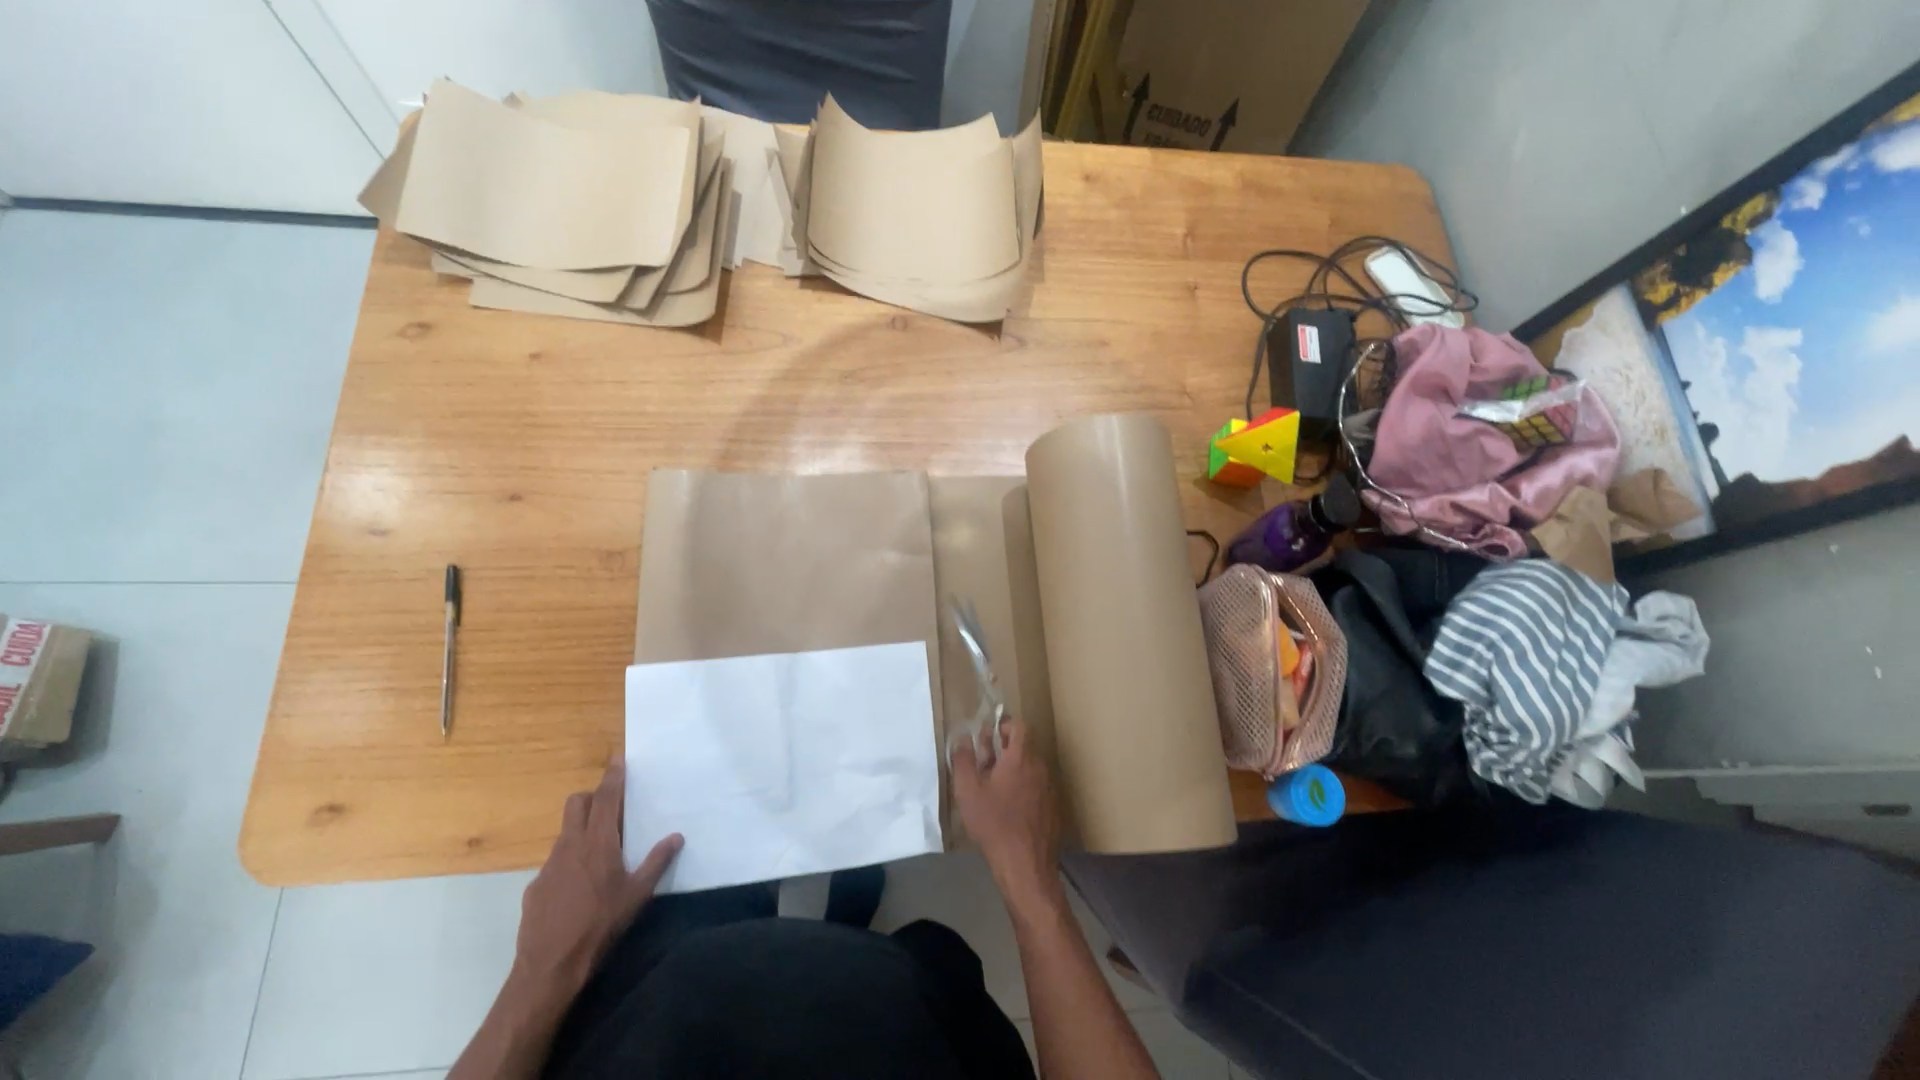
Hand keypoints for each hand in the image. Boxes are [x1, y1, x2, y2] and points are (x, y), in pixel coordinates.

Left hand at [513, 760, 681, 993]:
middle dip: (591, 797)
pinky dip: (569, 862)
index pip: (605, 798)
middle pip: (576, 804)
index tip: (617, 759)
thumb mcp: (638, 895)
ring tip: (598, 852)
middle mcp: (570, 846)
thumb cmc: (601, 925)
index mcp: (598, 843)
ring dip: (581, 831)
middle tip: (608, 805)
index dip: (613, 777)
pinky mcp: (535, 886)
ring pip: (565, 833)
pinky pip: (555, 862)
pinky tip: (578, 889)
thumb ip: (657, 862)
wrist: (551, 965)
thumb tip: (676, 836)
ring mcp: (548, 865)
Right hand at [951, 716, 1059, 902]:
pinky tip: (1008, 808)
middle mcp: (1040, 767)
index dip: (1005, 724)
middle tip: (984, 763)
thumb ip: (963, 760)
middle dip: (1004, 750)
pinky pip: (1036, 787)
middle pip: (1024, 747)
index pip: (1020, 726)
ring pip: (1030, 768)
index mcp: (1021, 758)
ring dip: (1013, 770)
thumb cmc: (993, 823)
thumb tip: (961, 738)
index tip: (990, 733)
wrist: (1024, 863)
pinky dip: (1023, 788)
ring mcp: (1049, 788)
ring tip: (993, 787)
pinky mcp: (1053, 807)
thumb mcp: (968, 791)